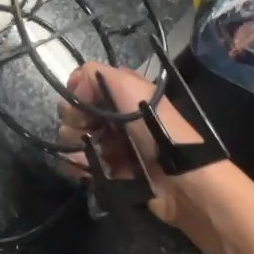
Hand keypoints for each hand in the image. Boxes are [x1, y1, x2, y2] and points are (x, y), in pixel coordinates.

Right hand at [57, 62, 212, 227]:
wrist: (180, 179)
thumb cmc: (154, 128)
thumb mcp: (128, 86)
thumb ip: (95, 74)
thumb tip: (74, 86)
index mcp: (123, 92)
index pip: (86, 84)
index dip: (77, 91)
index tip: (79, 102)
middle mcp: (117, 115)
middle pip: (77, 111)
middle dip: (73, 119)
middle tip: (84, 129)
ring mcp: (114, 143)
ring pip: (77, 137)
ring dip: (73, 143)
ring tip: (83, 152)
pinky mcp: (112, 170)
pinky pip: (83, 163)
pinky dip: (77, 164)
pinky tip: (80, 166)